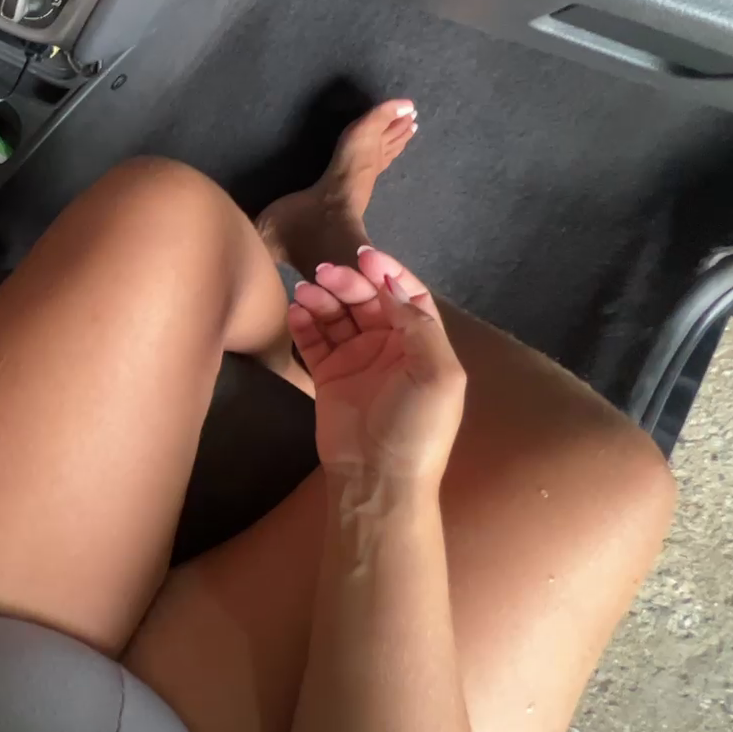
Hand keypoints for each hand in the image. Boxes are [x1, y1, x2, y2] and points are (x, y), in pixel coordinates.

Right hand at [288, 246, 465, 487]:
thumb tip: (392, 285)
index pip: (405, 296)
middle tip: (324, 273)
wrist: (378, 476)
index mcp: (421, 344)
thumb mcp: (437, 375)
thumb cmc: (416, 427)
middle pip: (365, 301)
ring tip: (304, 292)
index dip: (387, 272)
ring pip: (336, 316)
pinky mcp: (326, 374)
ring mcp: (355, 360)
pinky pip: (312, 340)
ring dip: (321, 299)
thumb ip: (418, 327)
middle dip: (347, 283)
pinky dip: (303, 323)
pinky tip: (295, 311)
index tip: (364, 256)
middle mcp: (388, 347)